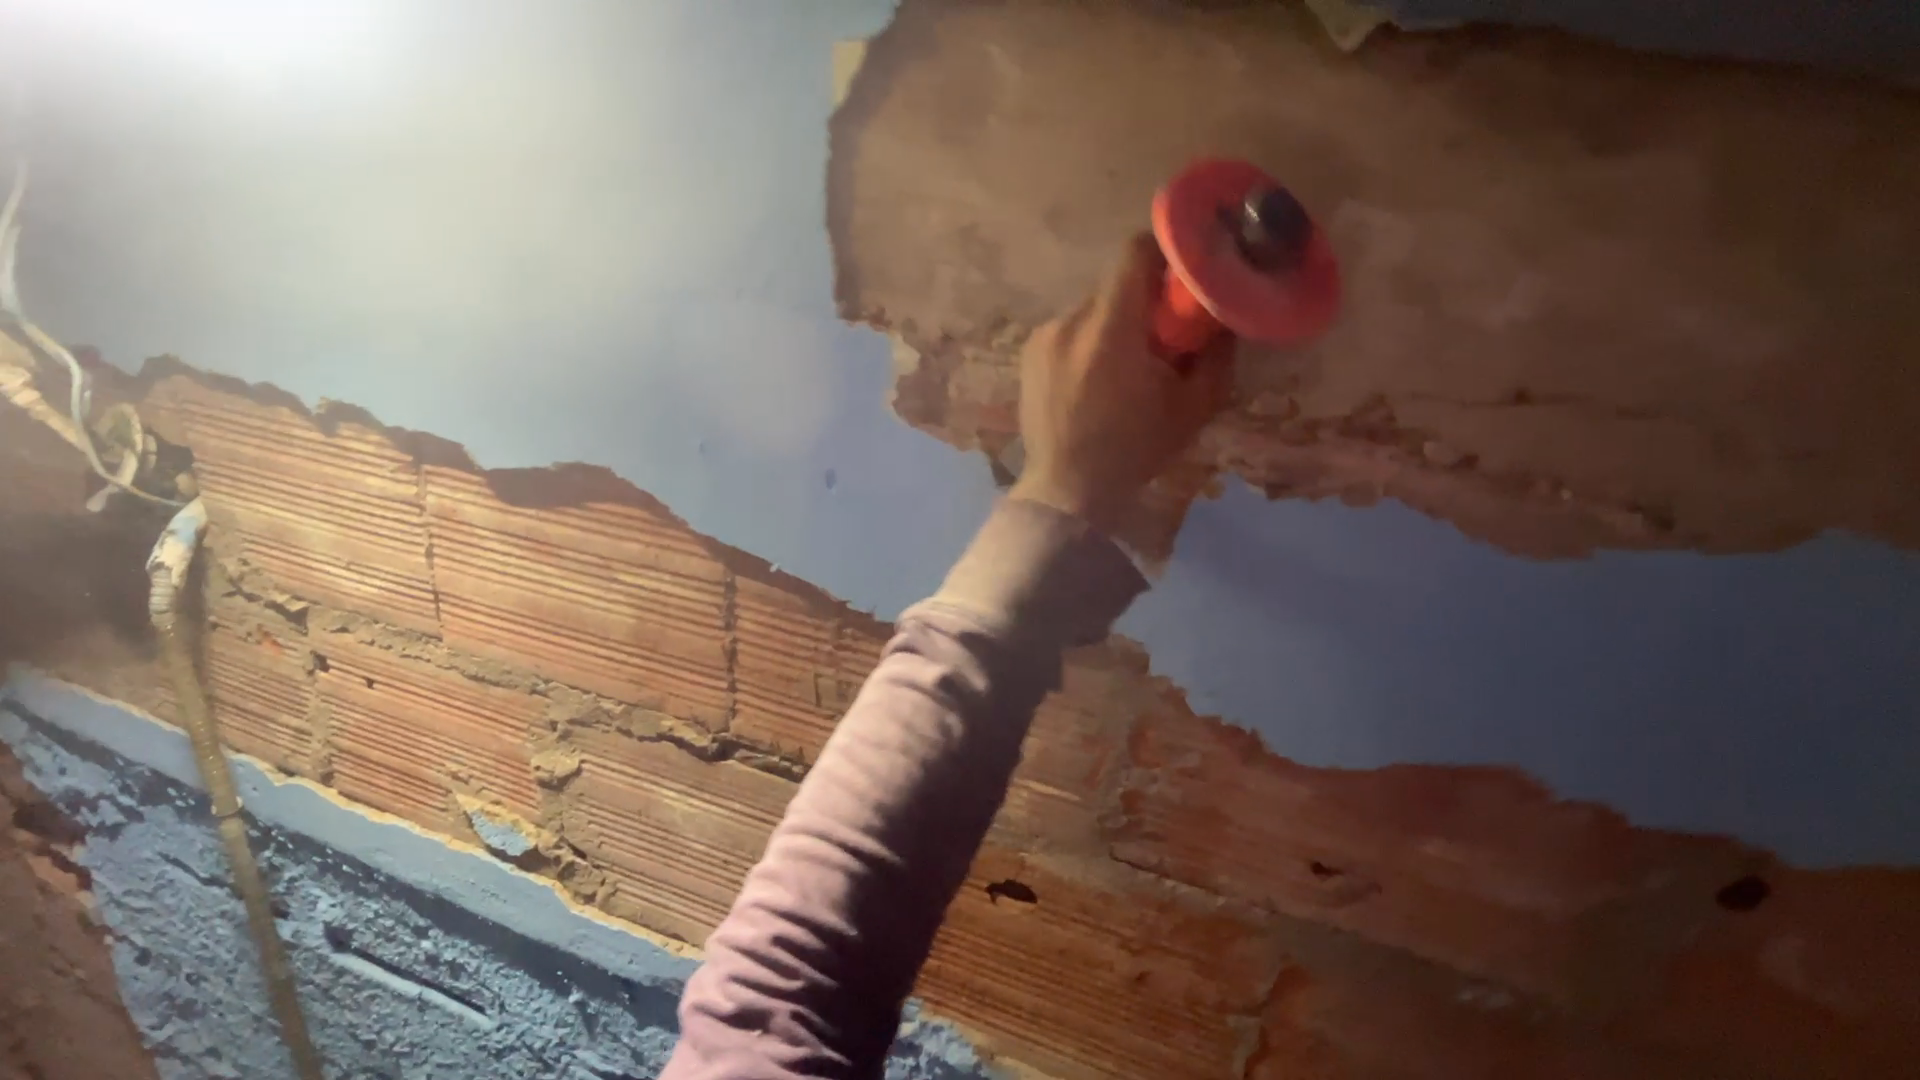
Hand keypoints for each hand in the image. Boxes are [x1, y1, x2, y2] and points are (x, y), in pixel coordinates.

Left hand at [1009, 233, 1233, 533]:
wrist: (1066, 488)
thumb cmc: (1133, 451)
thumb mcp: (1191, 408)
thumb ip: (1215, 355)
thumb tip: (1222, 320)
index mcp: (1110, 329)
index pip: (1134, 254)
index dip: (1163, 253)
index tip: (1180, 275)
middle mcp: (1069, 322)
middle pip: (1114, 286)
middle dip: (1140, 303)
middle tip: (1159, 337)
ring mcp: (1042, 337)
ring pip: (1089, 311)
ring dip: (1111, 326)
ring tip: (1121, 369)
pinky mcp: (1027, 354)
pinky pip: (1067, 332)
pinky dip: (1085, 344)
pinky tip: (1091, 381)